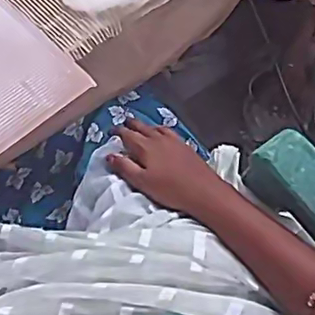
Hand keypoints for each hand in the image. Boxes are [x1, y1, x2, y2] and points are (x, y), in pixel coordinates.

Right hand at [107, 118, 232, 219]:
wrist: (204, 191)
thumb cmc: (170, 189)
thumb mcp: (142, 182)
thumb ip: (125, 167)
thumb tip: (109, 155)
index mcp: (145, 147)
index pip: (128, 135)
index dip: (118, 132)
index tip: (111, 131)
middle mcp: (158, 139)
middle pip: (141, 127)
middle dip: (131, 124)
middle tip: (124, 123)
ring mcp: (174, 141)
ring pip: (155, 128)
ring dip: (146, 126)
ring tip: (141, 126)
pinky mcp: (185, 146)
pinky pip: (168, 131)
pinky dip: (160, 129)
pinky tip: (163, 134)